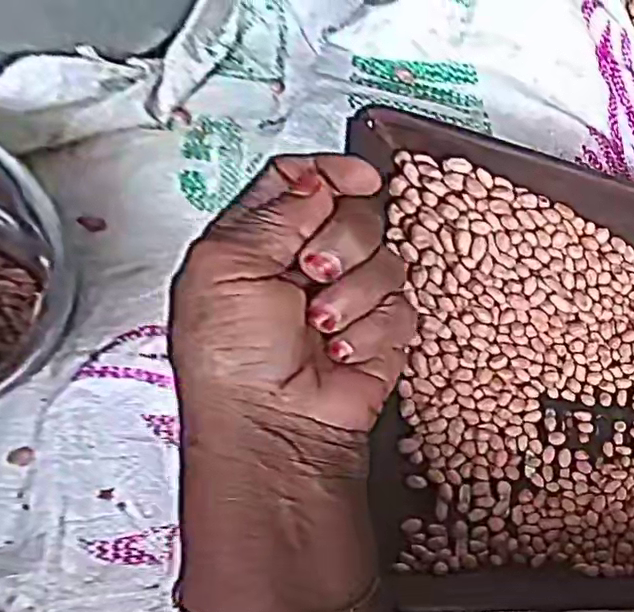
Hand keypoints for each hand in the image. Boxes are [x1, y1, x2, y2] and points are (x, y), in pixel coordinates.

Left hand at [171, 154, 416, 434]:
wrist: (278, 416)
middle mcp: (315, 263)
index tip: (360, 176)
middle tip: (313, 274)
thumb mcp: (228, 265)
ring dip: (355, 297)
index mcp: (264, 236)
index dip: (335, 173)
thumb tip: (320, 180)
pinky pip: (406, 312)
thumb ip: (275, 216)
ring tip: (322, 327)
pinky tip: (344, 350)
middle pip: (359, 219)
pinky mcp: (391, 334)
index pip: (307, 183)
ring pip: (389, 267)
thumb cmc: (233, 353)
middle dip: (343, 245)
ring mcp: (358, 299)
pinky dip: (375, 332)